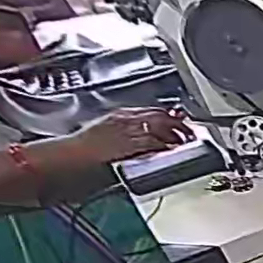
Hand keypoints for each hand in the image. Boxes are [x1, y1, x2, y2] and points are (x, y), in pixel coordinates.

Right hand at [60, 108, 192, 164]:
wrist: (73, 152)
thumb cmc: (88, 143)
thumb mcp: (107, 127)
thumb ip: (128, 126)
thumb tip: (148, 131)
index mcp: (121, 114)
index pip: (153, 111)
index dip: (171, 116)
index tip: (181, 122)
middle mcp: (127, 119)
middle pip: (160, 117)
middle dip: (178, 124)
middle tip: (190, 132)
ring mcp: (129, 131)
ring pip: (160, 128)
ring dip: (176, 135)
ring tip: (185, 141)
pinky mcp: (129, 144)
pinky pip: (153, 142)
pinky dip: (165, 145)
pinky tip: (172, 149)